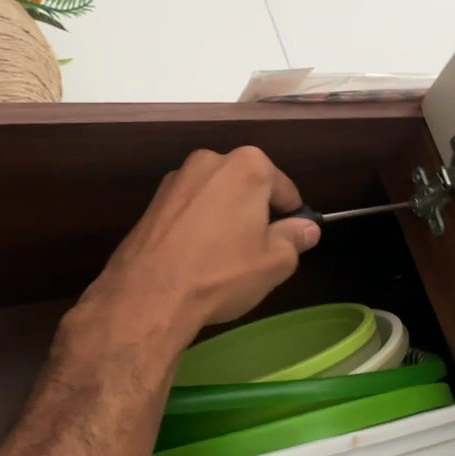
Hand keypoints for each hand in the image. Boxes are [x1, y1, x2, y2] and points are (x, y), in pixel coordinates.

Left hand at [77, 147, 319, 354]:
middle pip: (248, 188)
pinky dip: (198, 227)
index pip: (285, 189)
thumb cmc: (222, 273)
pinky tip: (195, 259)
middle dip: (255, 214)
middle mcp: (211, 160)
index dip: (291, 218)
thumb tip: (306, 229)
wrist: (148, 296)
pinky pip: (190, 211)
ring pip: (216, 198)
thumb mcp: (274, 262)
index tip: (289, 242)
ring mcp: (177, 179)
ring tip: (223, 260)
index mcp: (248, 165)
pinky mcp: (152, 201)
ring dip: (225, 220)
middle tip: (257, 253)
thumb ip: (295, 239)